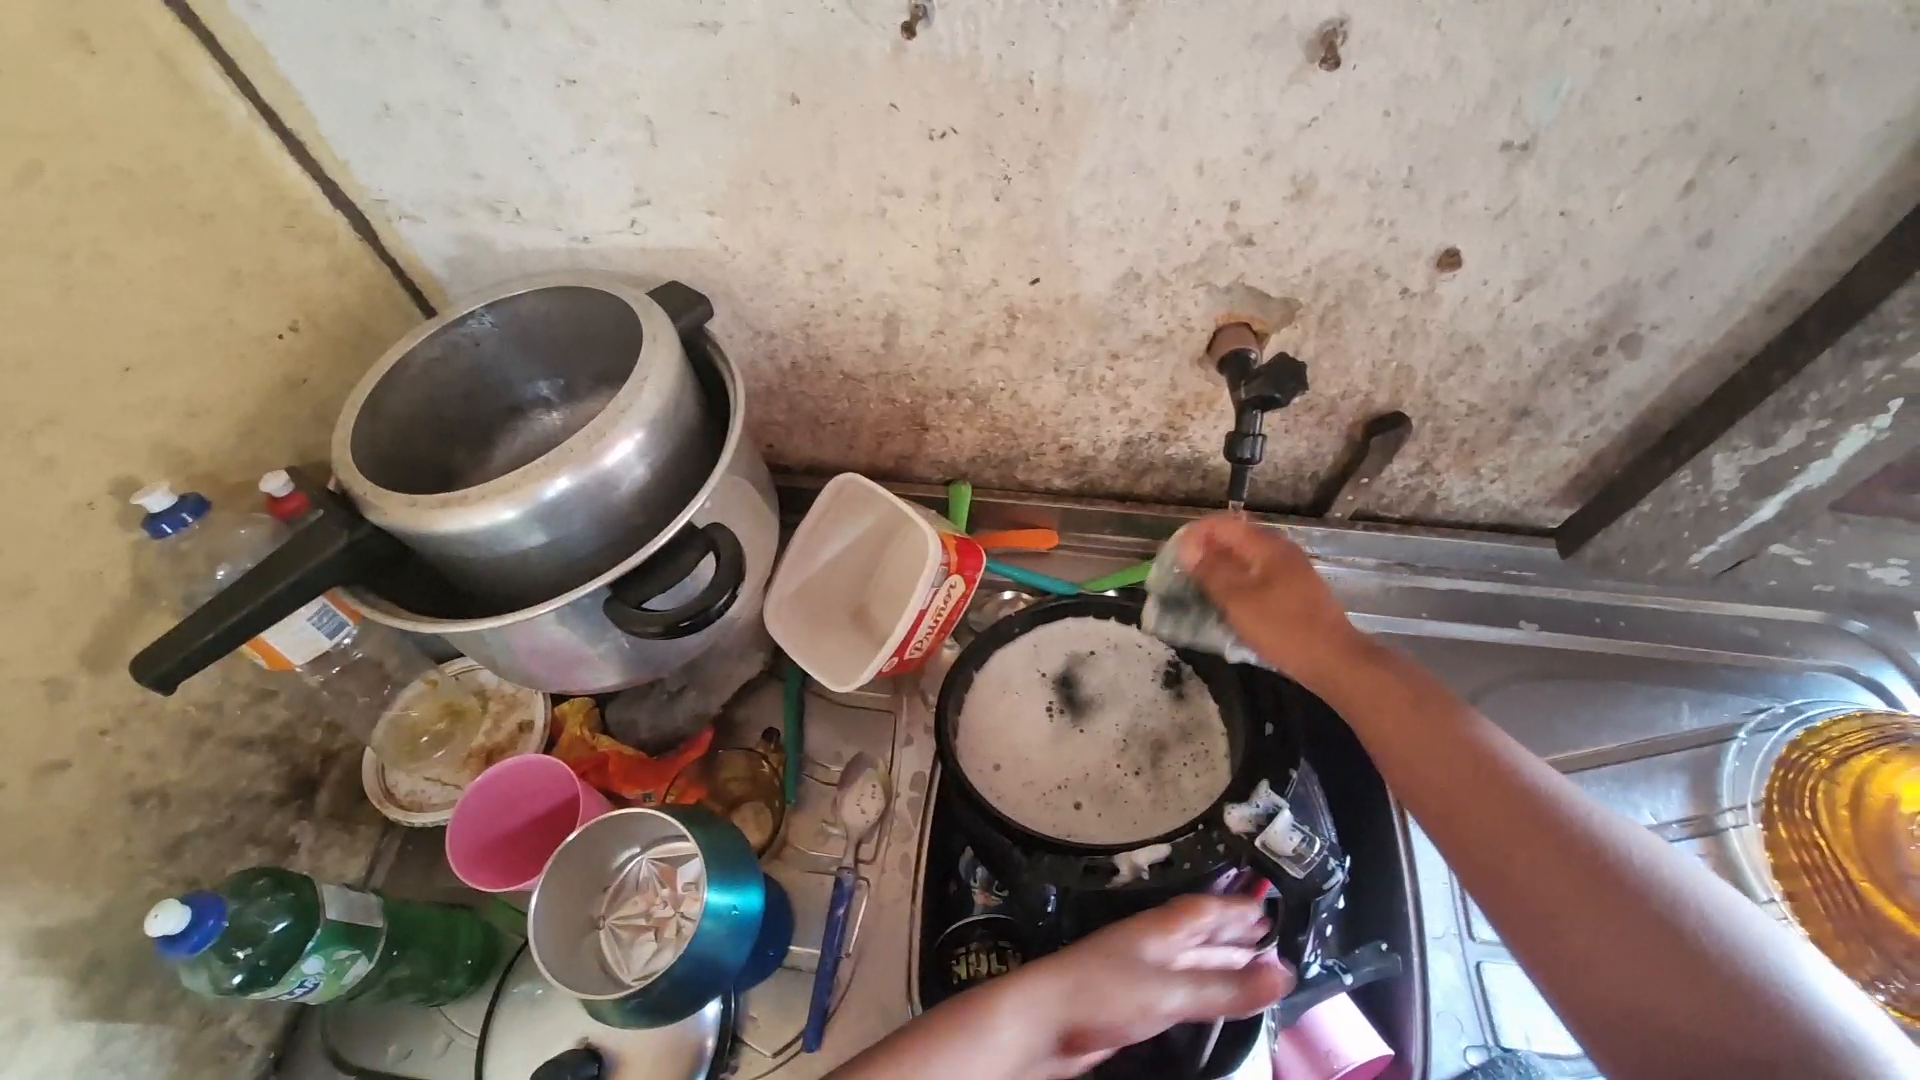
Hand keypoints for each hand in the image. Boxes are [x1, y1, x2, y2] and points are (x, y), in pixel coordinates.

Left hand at [992, 895, 1293, 1076]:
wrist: (1044, 1022)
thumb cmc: (1104, 993)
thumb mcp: (1170, 991)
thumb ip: (1224, 987)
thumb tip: (1285, 974)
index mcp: (1160, 929)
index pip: (1206, 910)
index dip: (1236, 907)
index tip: (1270, 905)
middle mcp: (1153, 944)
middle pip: (1199, 932)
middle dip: (1233, 932)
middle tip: (1271, 934)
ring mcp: (1141, 972)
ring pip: (1191, 961)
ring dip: (1221, 960)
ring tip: (1255, 963)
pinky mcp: (1134, 1001)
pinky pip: (1180, 988)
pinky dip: (1203, 988)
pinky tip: (1213, 998)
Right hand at [1177, 514, 1367, 689]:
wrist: (1333, 661)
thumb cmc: (1283, 628)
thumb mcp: (1238, 600)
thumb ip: (1211, 570)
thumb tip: (1188, 548)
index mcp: (1267, 546)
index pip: (1223, 524)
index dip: (1195, 535)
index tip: (1174, 557)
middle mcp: (1280, 551)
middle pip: (1235, 538)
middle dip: (1205, 551)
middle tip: (1182, 573)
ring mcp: (1290, 571)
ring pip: (1246, 559)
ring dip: (1220, 568)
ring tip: (1199, 588)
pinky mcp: (1294, 591)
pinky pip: (1257, 575)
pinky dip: (1237, 582)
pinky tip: (1227, 602)